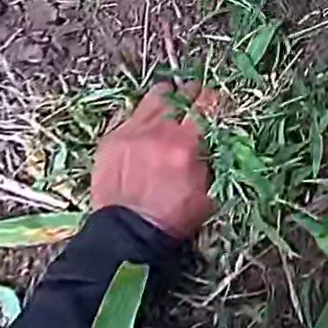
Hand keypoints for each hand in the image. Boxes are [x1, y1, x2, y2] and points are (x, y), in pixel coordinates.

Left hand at [90, 82, 216, 239]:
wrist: (126, 235)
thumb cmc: (171, 217)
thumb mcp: (207, 191)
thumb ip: (211, 160)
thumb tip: (212, 139)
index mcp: (186, 144)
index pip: (205, 106)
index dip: (213, 98)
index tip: (215, 98)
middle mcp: (159, 132)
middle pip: (180, 97)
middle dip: (191, 92)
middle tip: (195, 92)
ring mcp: (133, 132)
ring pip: (154, 99)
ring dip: (167, 94)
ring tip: (171, 92)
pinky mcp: (112, 139)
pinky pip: (130, 113)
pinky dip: (142, 110)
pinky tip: (148, 112)